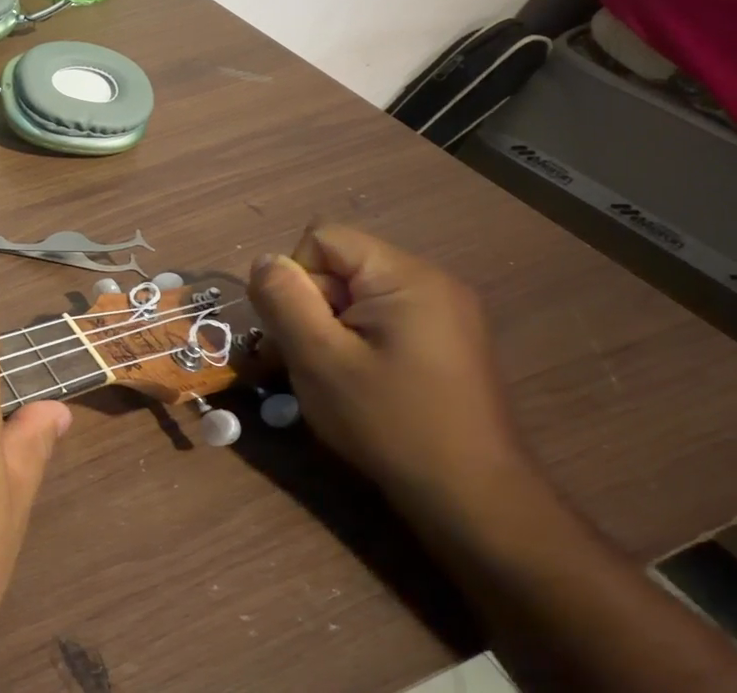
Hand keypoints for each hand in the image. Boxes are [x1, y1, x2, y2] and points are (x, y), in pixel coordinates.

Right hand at [248, 225, 526, 505]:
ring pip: (354, 298)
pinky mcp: (445, 344)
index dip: (296, 278)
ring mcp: (445, 315)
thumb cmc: (389, 421)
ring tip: (330, 378)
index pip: (324, 239)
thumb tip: (265, 262)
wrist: (471, 497)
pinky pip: (380, 321)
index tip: (299, 330)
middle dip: (310, 306)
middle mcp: (432, 283)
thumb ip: (284, 299)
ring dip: (328, 330)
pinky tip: (359, 385)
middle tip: (308, 360)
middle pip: (339, 267)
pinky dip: (355, 344)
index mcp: (407, 277)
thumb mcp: (318, 357)